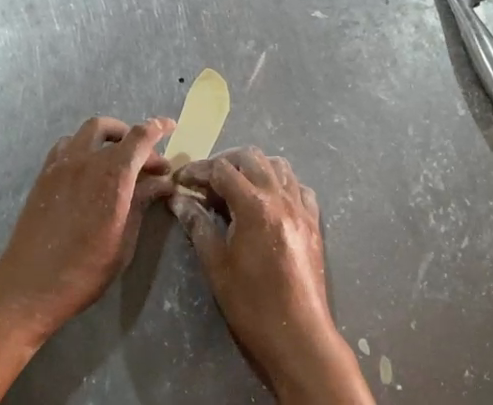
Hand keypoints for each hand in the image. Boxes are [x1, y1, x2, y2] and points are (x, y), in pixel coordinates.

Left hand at [0, 116, 176, 342]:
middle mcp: (85, 159)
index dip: (158, 127)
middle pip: (111, 129)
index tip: (170, 126)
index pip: (140, 137)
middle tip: (145, 161)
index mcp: (112, 174)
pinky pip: (66, 145)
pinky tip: (87, 168)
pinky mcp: (44, 174)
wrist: (32, 284)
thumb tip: (161, 182)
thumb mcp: (125, 239)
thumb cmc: (87, 269)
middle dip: (132, 137)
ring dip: (106, 138)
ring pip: (86, 132)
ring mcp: (60, 164)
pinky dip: (83, 146)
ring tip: (117, 159)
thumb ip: (142, 202)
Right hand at [170, 149, 370, 403]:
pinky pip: (299, 187)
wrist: (298, 336)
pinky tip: (268, 202)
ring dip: (254, 168)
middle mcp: (280, 197)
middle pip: (251, 157)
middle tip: (206, 182)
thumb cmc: (251, 303)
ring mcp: (301, 208)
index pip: (222, 170)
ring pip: (278, 166)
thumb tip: (179, 200)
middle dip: (225, 163)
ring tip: (236, 188)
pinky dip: (281, 184)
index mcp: (254, 205)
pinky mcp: (314, 222)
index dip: (198, 170)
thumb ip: (198, 225)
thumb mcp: (216, 265)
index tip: (181, 180)